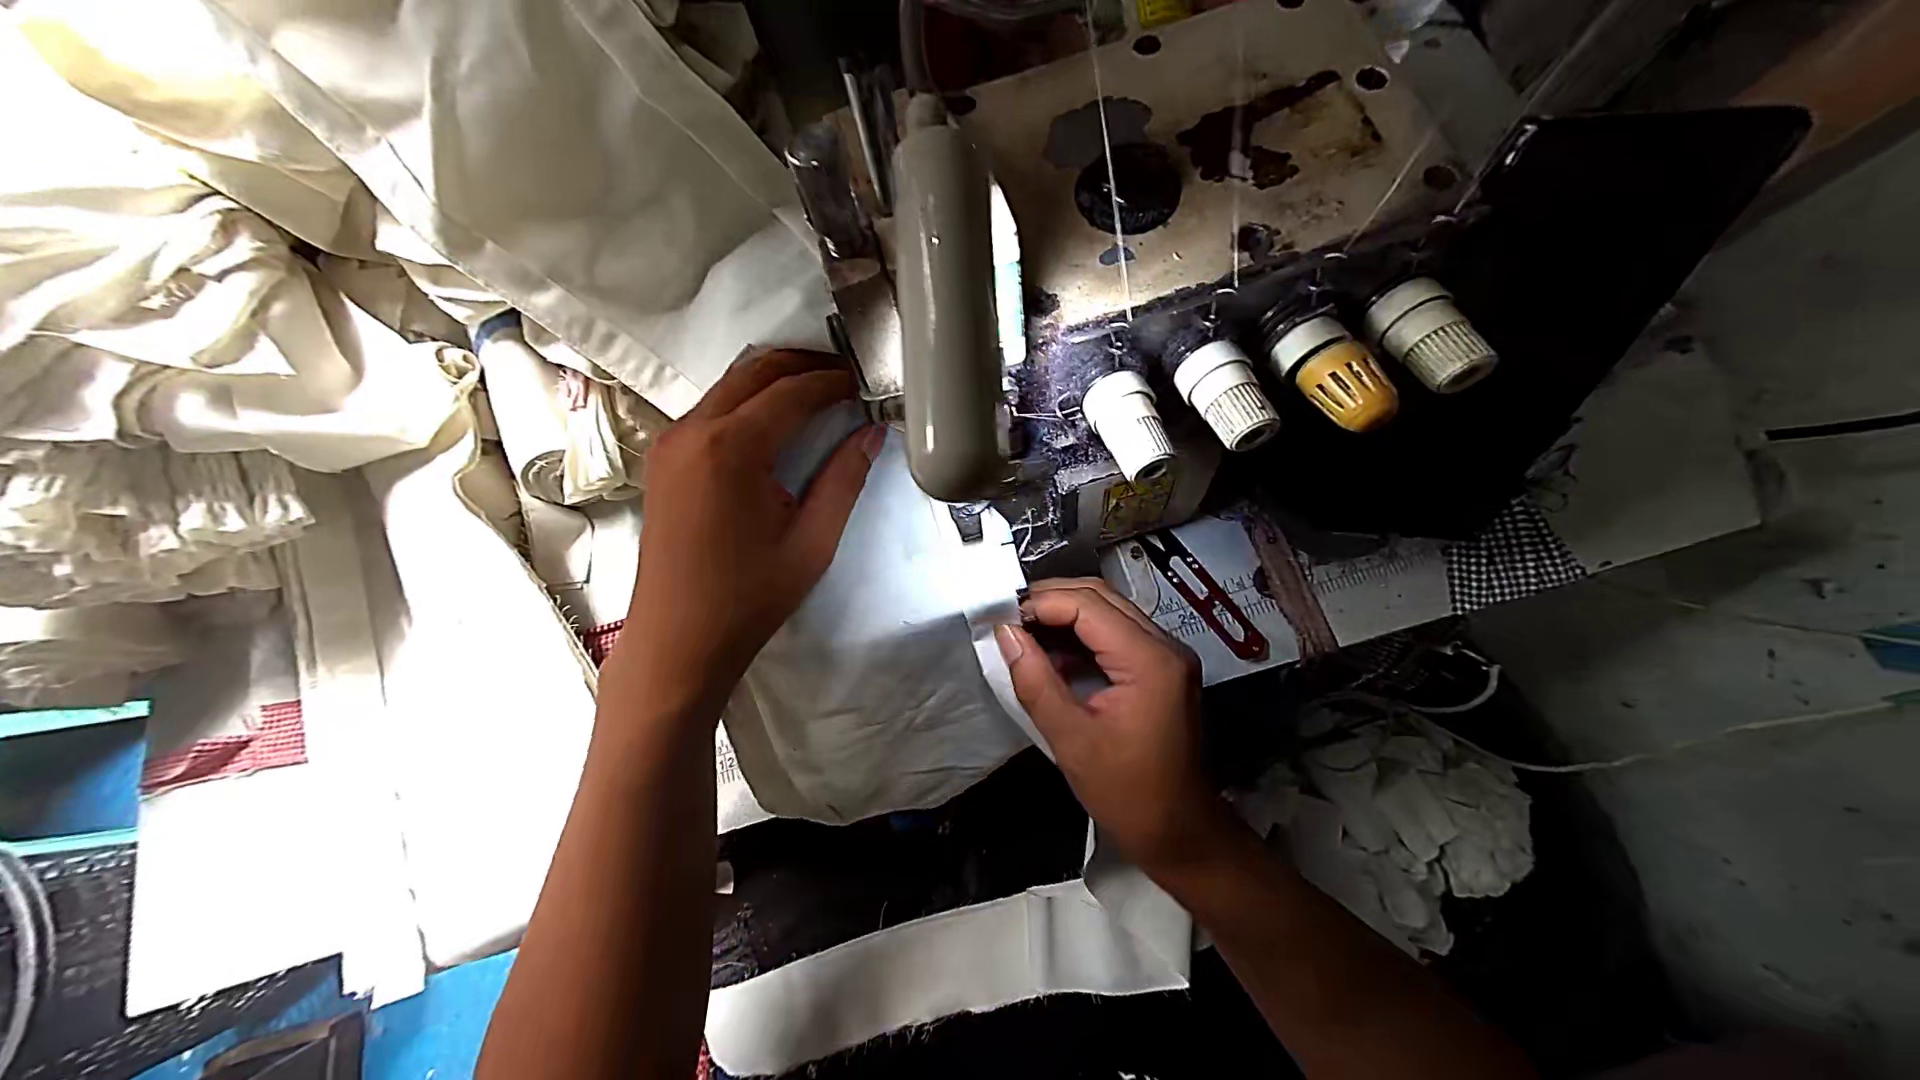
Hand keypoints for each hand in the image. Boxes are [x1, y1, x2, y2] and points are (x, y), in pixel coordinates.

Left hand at [620, 349, 882, 705]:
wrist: (678, 641)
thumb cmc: (747, 599)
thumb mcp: (812, 540)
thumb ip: (845, 478)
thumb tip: (871, 433)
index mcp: (730, 448)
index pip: (792, 391)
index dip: (835, 381)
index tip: (866, 383)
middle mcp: (691, 431)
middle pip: (755, 370)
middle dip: (805, 366)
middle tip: (847, 378)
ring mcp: (671, 443)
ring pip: (730, 385)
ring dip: (776, 381)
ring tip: (821, 395)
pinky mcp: (664, 459)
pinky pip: (712, 409)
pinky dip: (750, 402)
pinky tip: (779, 423)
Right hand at [994, 579, 1238, 874]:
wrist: (1180, 831)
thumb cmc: (1129, 794)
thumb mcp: (1071, 740)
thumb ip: (1036, 681)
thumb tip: (1006, 636)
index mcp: (1150, 661)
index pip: (1088, 605)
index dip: (1042, 604)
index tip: (1002, 619)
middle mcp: (1165, 647)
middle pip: (1101, 597)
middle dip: (1051, 600)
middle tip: (1008, 618)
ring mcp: (1166, 656)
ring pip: (1108, 610)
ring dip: (1064, 615)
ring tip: (1023, 632)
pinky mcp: (1160, 668)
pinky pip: (1115, 633)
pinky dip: (1080, 634)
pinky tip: (1050, 652)